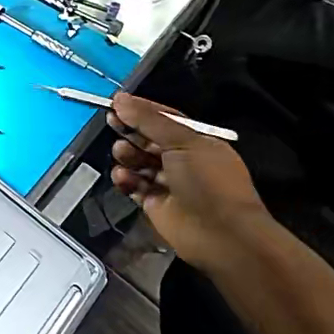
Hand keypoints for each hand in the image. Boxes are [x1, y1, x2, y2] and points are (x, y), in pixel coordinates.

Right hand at [107, 94, 273, 269]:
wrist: (221, 235)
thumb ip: (148, 119)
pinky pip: (133, 185)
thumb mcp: (183, 141)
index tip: (116, 103)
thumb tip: (120, 99)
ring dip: (127, 155)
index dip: (141, 110)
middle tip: (112, 123)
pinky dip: (126, 179)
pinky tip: (124, 177)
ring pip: (138, 161)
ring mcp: (168, 183)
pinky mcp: (154, 204)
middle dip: (130, 131)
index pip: (164, 119)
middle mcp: (183, 160)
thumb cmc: (208, 181)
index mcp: (197, 141)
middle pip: (148, 139)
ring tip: (122, 154)